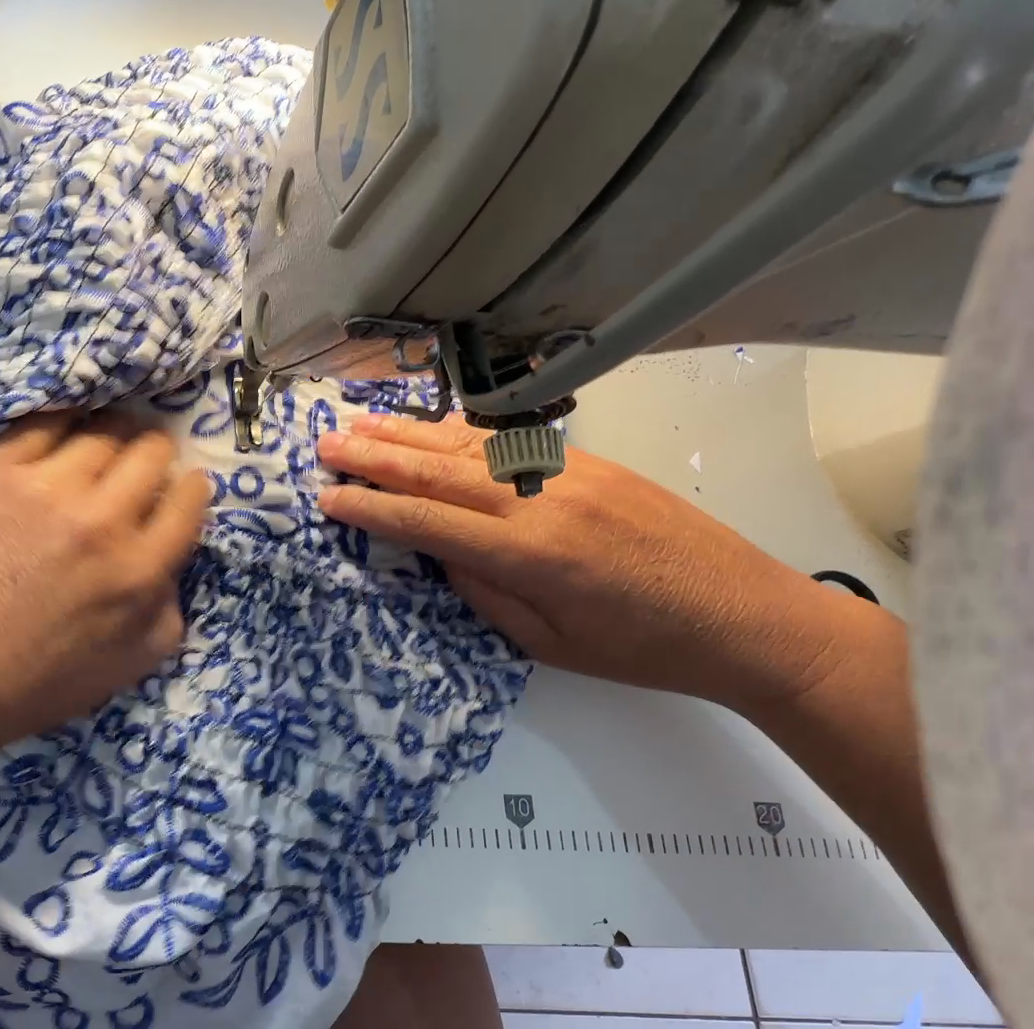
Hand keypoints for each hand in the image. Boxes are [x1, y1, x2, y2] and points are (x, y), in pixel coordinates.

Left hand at [0, 409, 211, 758]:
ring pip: (101, 428)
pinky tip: (60, 429)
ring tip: (99, 440)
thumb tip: (170, 563)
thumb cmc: (25, 684)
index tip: (176, 486)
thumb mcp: (123, 669)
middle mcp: (99, 521)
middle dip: (154, 450)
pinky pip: (42, 422)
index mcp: (138, 573)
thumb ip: (165, 613)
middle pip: (150, 450)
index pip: (189, 500)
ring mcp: (42, 489)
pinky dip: (61, 422)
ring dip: (110, 430)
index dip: (188, 487)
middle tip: (139, 459)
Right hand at [316, 414, 880, 716]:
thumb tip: (438, 549)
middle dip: (373, 457)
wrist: (748, 618)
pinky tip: (428, 425)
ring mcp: (566, 472)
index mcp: (529, 555)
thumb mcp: (547, 642)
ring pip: (466, 445)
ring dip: (406, 433)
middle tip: (325, 444)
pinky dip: (457, 430)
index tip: (326, 497)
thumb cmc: (641, 649)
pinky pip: (506, 439)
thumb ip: (482, 591)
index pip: (425, 521)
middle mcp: (540, 500)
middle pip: (437, 470)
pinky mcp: (587, 461)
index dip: (370, 508)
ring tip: (358, 424)